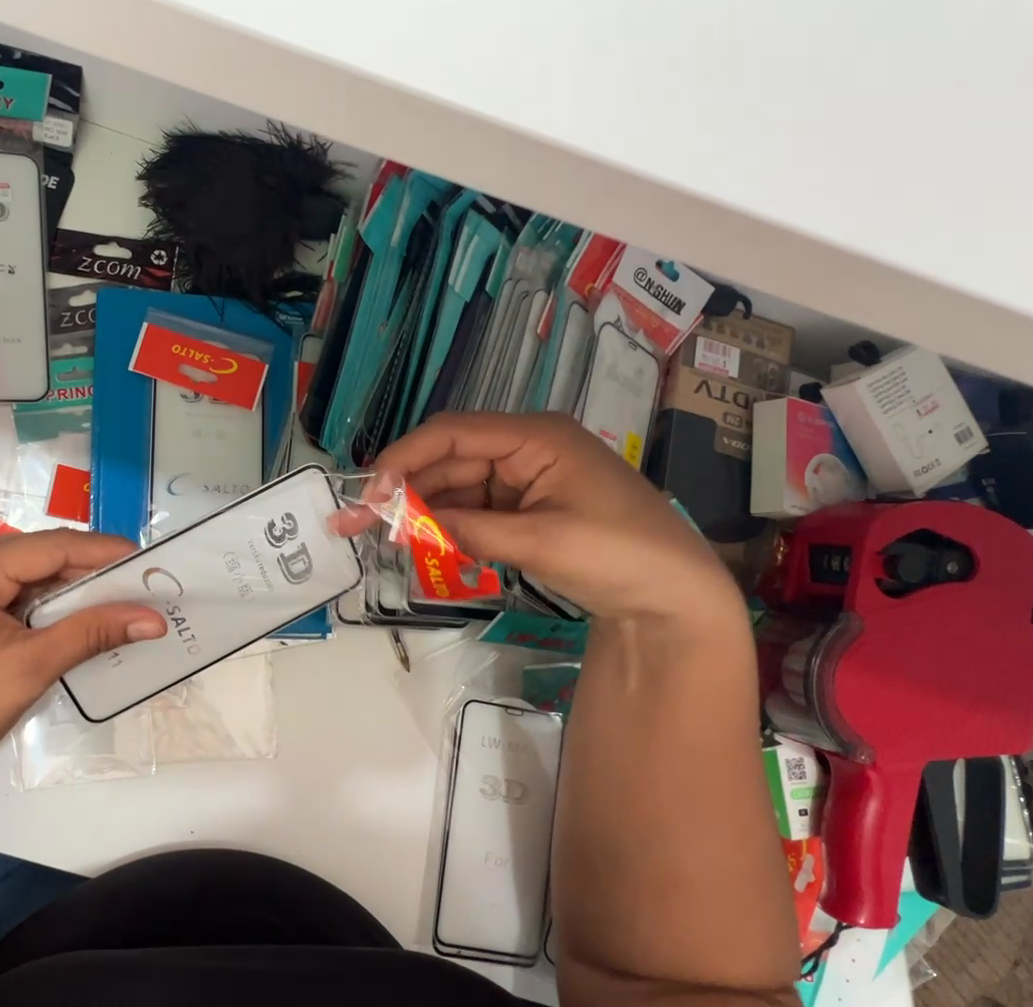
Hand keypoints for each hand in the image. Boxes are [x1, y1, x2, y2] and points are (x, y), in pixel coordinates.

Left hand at [0, 530, 166, 797]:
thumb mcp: (32, 667)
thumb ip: (94, 631)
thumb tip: (153, 619)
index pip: (49, 546)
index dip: (102, 551)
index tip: (146, 559)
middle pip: (35, 554)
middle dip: (86, 570)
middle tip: (137, 585)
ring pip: (22, 569)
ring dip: (64, 585)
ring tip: (114, 598)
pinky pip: (3, 585)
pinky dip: (38, 598)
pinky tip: (72, 611)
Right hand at [339, 412, 739, 622]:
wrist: (677, 599)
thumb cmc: (619, 555)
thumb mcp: (541, 542)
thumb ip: (470, 529)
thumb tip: (409, 526)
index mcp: (536, 437)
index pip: (453, 434)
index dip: (405, 459)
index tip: (371, 492)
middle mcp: (526, 450)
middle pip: (449, 461)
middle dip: (404, 491)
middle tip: (356, 522)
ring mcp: (527, 481)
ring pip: (457, 488)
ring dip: (422, 512)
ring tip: (379, 538)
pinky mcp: (528, 510)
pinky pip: (475, 511)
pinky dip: (448, 527)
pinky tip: (422, 544)